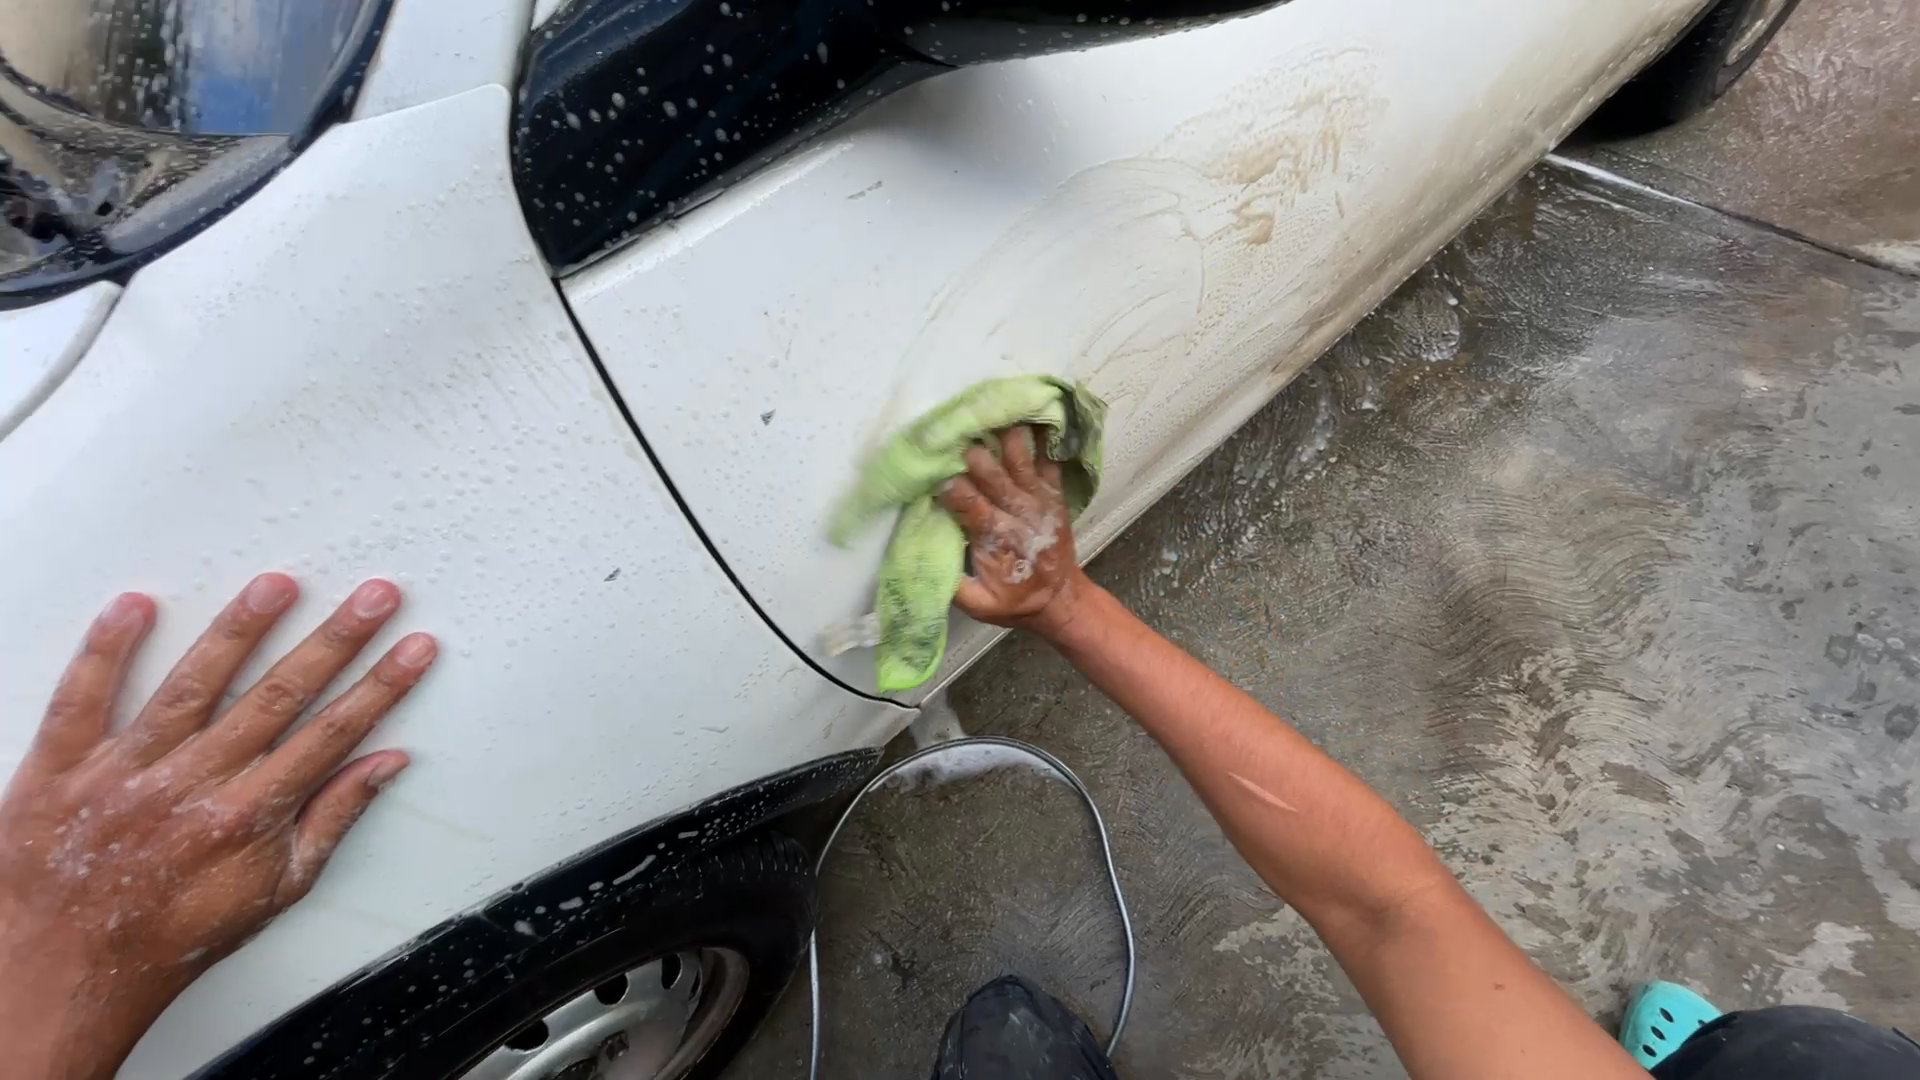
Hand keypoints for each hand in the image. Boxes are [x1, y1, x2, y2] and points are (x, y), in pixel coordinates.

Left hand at [0, 575, 436, 1079]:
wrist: (47, 982)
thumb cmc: (175, 935)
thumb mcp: (279, 888)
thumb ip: (336, 816)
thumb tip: (389, 761)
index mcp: (247, 816)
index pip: (334, 731)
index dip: (384, 684)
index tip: (415, 647)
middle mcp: (189, 787)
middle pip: (278, 696)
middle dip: (335, 639)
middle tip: (375, 596)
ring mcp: (120, 776)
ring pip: (191, 688)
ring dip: (239, 631)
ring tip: (278, 585)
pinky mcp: (54, 774)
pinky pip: (78, 703)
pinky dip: (104, 653)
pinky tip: (135, 608)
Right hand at [938, 425, 1089, 640]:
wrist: (1061, 598)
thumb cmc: (1015, 601)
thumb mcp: (980, 605)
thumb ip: (954, 586)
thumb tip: (919, 559)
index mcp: (996, 538)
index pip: (970, 508)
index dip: (954, 489)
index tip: (937, 471)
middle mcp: (1018, 513)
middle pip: (994, 477)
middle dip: (976, 455)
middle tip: (957, 429)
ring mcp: (1039, 499)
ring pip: (1021, 461)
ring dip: (1007, 436)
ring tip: (994, 409)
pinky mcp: (1053, 493)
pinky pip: (1050, 460)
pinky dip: (1044, 437)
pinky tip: (1034, 412)